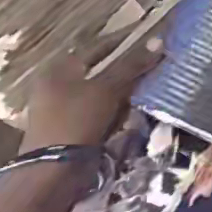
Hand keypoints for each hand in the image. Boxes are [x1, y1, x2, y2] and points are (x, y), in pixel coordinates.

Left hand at [20, 40, 162, 150]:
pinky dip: (114, 112)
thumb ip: (132, 65)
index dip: (121, 41)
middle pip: (99, 72)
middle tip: (150, 68)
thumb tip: (158, 40)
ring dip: (122, 94)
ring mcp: (61, 110)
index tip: (144, 39)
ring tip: (145, 92)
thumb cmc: (77, 120)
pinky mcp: (69, 130)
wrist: (53, 171)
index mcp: (59, 70)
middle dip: (125, 72)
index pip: (95, 48)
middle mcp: (57, 86)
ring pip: (101, 94)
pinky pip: (98, 113)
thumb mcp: (107, 89)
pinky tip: (129, 115)